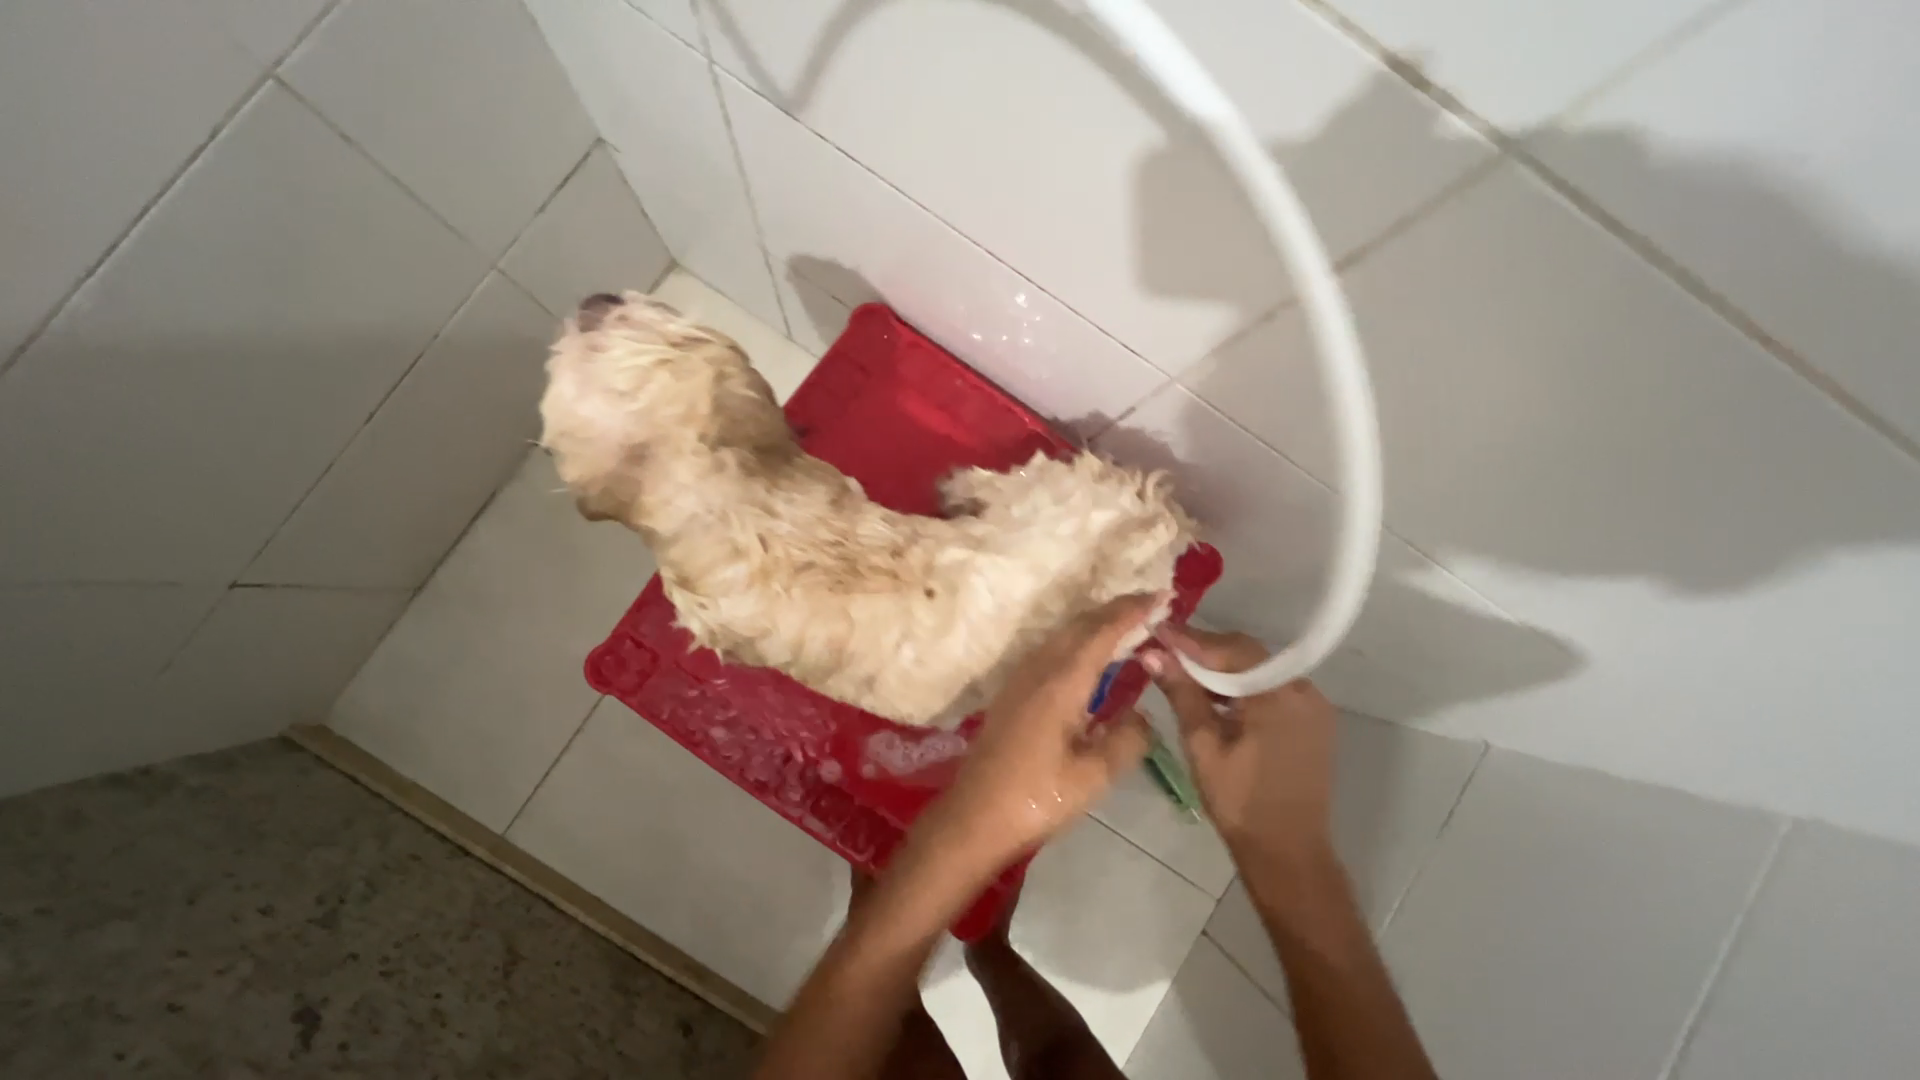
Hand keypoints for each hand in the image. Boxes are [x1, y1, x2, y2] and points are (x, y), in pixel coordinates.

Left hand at [912, 594, 1161, 870]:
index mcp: (1061, 683)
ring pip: (1062, 636)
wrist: (974, 818)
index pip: (1102, 632)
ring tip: (1128, 626)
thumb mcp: (1093, 777)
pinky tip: (1090, 658)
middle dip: (1116, 611)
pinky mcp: (1012, 693)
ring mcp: (1020, 679)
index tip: (1162, 596)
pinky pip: (1051, 650)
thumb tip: (1143, 714)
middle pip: (1080, 626)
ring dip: (1095, 624)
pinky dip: (1077, 642)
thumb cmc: (1035, 799)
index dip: (1132, 611)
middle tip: (1151, 606)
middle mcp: (1038, 670)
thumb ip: (1126, 739)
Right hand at [1146, 626, 1338, 865]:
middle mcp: (1304, 693)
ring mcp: (1312, 708)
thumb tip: (1153, 655)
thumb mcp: (1203, 746)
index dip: (1192, 640)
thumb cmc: (1240, 803)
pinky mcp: (1312, 724)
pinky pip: (1272, 691)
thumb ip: (1182, 694)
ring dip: (1224, 670)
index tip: (1157, 631)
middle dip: (1207, 651)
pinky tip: (1214, 698)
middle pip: (1250, 656)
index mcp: (1280, 697)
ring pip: (1260, 672)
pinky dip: (1242, 689)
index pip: (1233, 650)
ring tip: (1183, 673)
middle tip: (1166, 650)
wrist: (1288, 854)